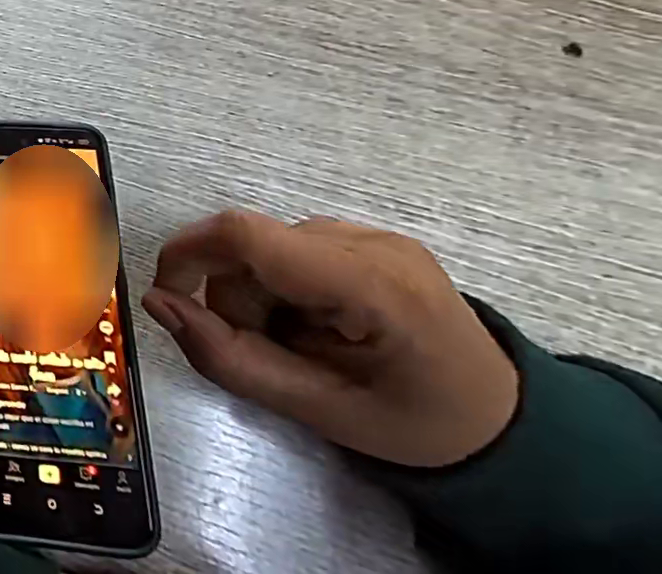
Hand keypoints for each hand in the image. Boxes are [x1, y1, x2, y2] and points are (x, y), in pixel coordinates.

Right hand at [142, 210, 517, 467]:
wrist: (502, 420)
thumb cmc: (417, 428)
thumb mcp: (319, 411)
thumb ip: (231, 358)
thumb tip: (158, 304)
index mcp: (369, 283)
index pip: (252, 236)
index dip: (188, 253)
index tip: (164, 294)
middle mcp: (369, 239)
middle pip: (254, 247)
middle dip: (237, 300)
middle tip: (270, 356)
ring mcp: (372, 232)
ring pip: (269, 246)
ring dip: (262, 297)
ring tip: (304, 347)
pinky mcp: (369, 236)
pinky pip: (294, 247)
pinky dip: (284, 287)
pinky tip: (318, 325)